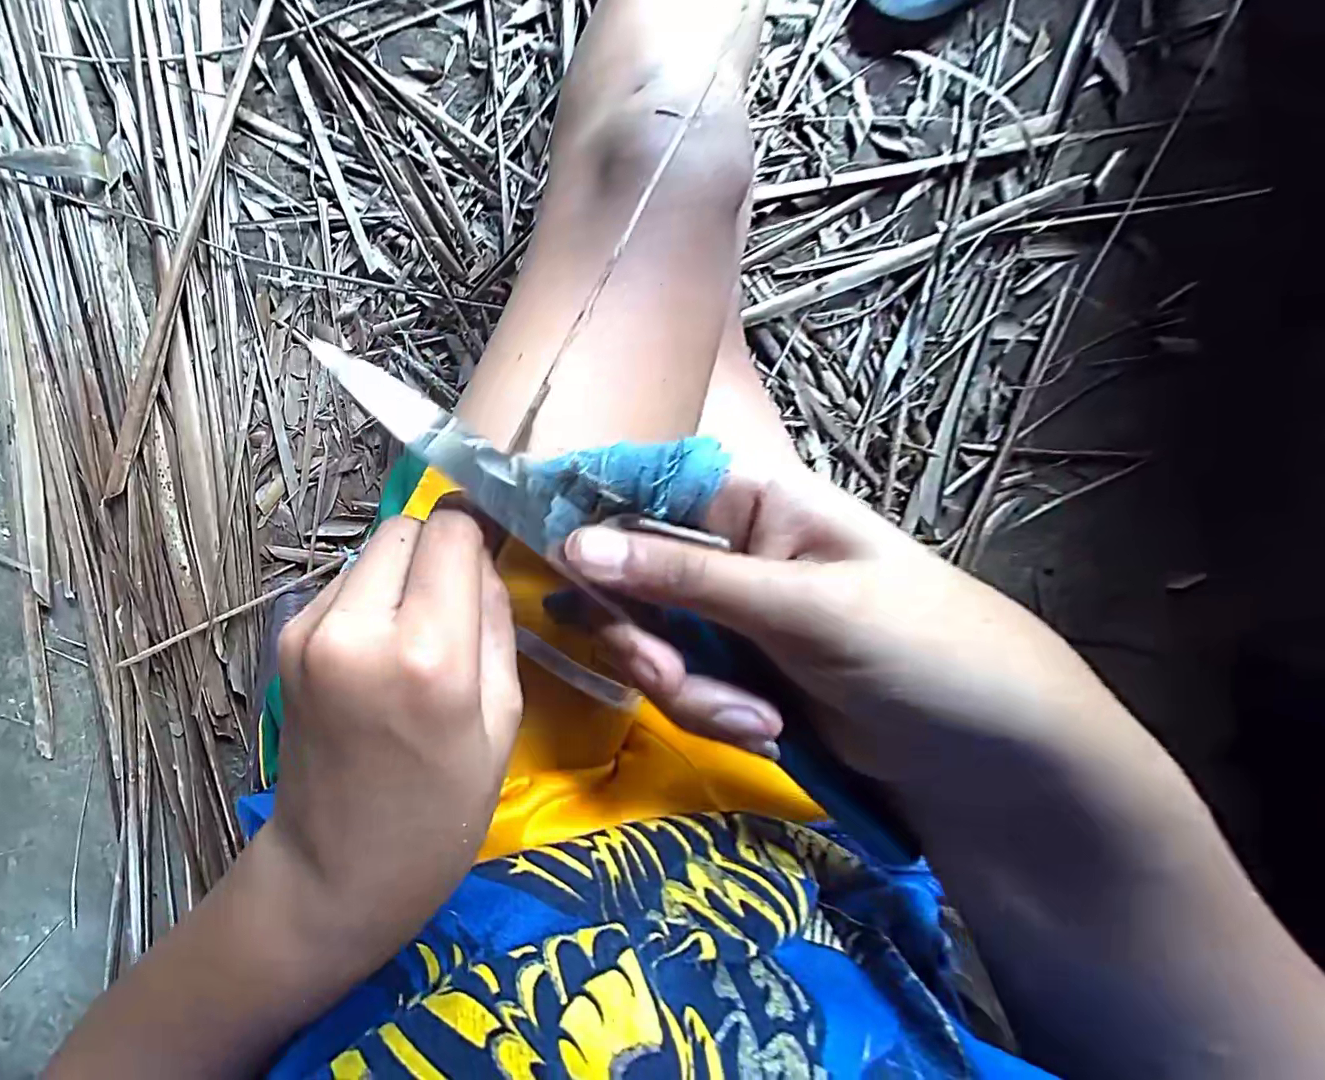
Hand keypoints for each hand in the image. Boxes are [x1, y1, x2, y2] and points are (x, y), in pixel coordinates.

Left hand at [271, 509, 522, 953]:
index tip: (485, 561)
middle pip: (404, 528)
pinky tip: (373, 650)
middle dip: (435, 550)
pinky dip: (367, 597)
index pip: (452, 532)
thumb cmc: (438, 814)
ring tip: (410, 633)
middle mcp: (357, 627)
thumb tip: (481, 554)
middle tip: (449, 605)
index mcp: (426, 655)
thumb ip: (495, 620)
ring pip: (370, 551)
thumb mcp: (502, 722)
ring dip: (399, 573)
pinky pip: (342, 584)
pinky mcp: (285, 637)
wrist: (333, 868)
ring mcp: (309, 629)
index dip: (476, 535)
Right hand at [563, 465, 1131, 784]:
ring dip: (678, 685)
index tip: (548, 562)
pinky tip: (762, 729)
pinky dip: (704, 710)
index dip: (583, 519)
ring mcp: (709, 610)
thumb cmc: (927, 650)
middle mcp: (713, 547)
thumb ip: (682, 578)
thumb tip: (570, 546)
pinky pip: (664, 680)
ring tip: (750, 718)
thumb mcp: (803, 607)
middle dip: (637, 634)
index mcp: (741, 500)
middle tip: (665, 674)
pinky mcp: (712, 664)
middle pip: (616, 573)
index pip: (633, 487)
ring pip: (635, 635)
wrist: (995, 765)